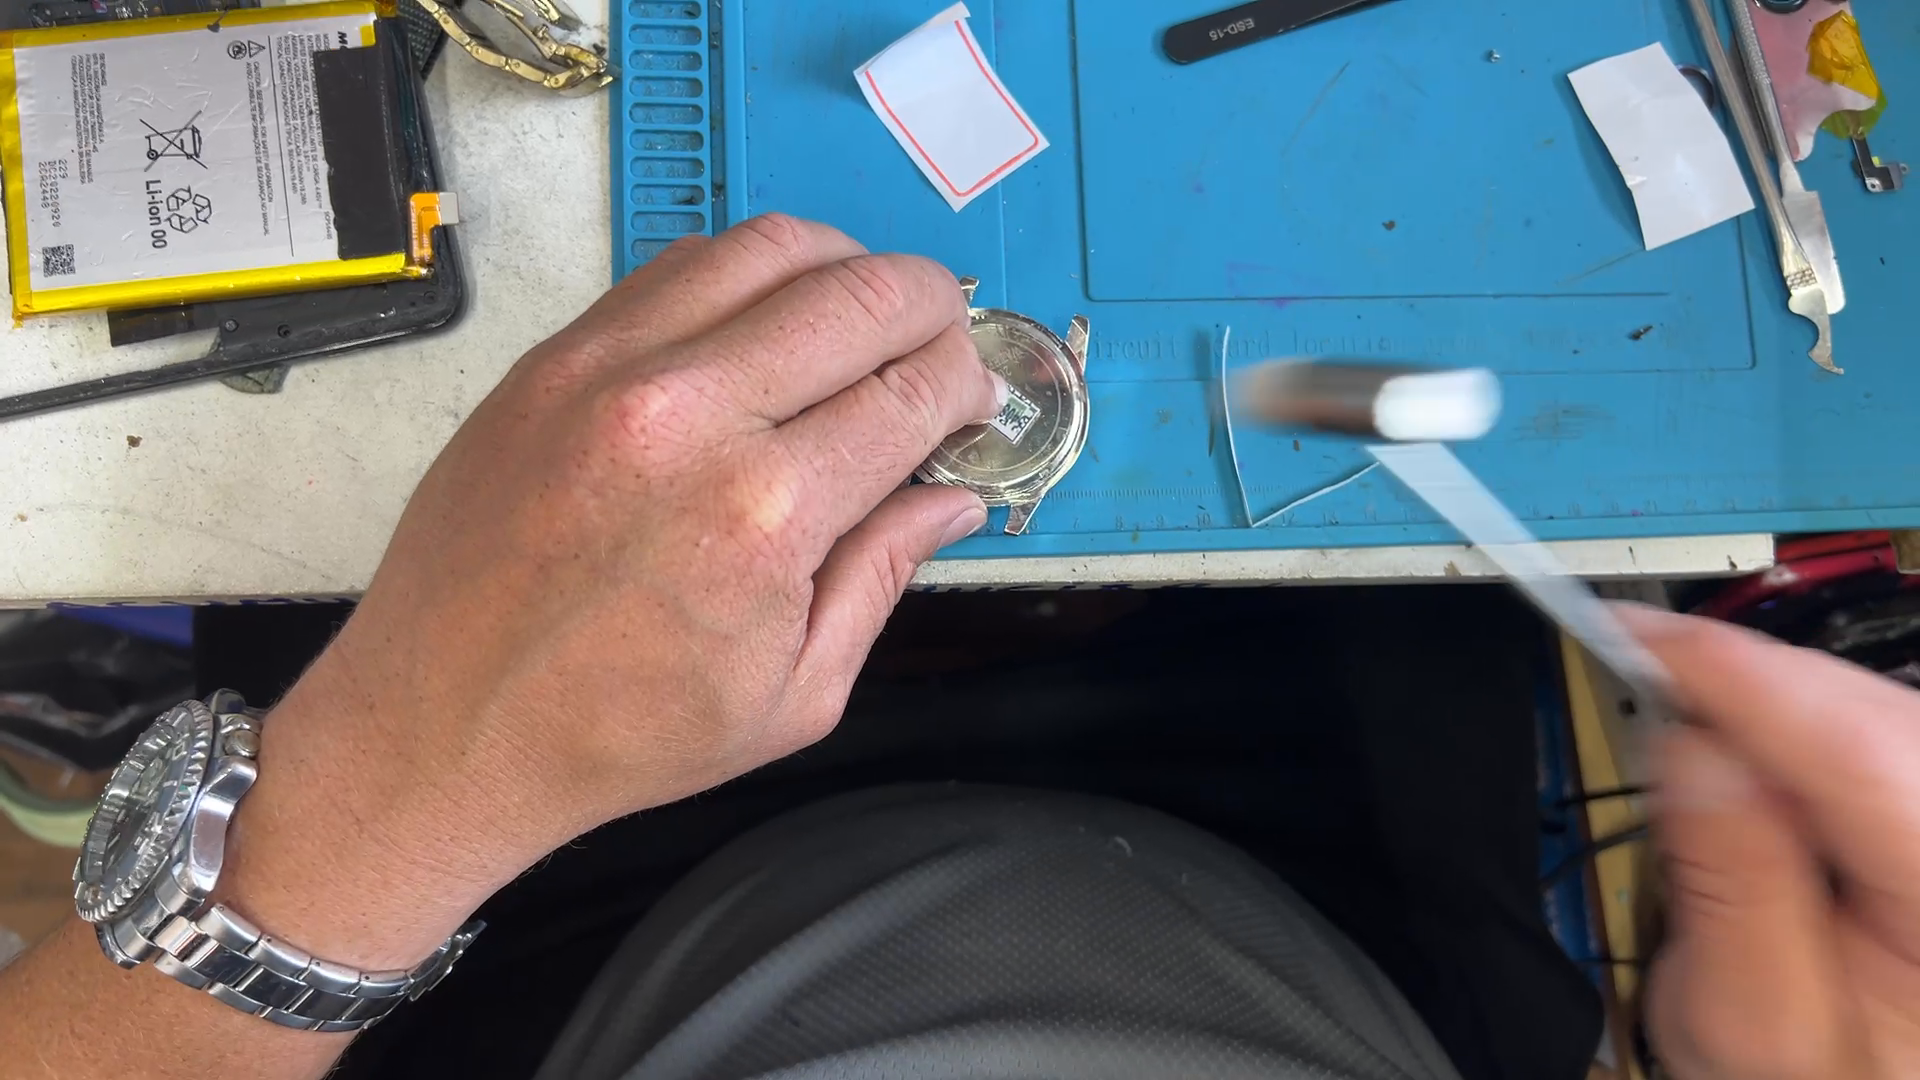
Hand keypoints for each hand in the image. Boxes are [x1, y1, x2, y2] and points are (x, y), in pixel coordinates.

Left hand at [219, 215, 1004, 965]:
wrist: (440, 727)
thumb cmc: (630, 734)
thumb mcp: (799, 692)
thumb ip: (887, 574)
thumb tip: (956, 496)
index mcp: (768, 516)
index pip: (912, 392)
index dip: (968, 385)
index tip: (975, 403)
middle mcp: (694, 415)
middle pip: (864, 295)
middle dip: (935, 309)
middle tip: (945, 349)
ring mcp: (612, 366)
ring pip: (779, 245)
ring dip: (855, 270)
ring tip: (872, 322)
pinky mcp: (559, 353)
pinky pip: (689, 261)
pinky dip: (764, 269)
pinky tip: (781, 319)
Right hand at [1620, 607, 1919, 1078]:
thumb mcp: (1744, 1011)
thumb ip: (1728, 882)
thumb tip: (1690, 750)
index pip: (1857, 754)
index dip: (1732, 674)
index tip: (1631, 630)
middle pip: (1884, 722)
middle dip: (1750, 674)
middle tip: (1636, 651)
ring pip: (1894, 718)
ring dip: (1777, 690)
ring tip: (1682, 688)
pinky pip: (1898, 741)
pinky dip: (1812, 714)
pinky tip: (1754, 727)